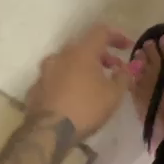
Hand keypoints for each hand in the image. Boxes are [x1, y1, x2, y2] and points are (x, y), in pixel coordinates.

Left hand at [24, 23, 140, 139]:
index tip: (127, 47)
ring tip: (94, 84)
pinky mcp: (36, 87)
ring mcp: (45, 70)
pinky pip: (56, 77)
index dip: (117, 36)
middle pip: (84, 47)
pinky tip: (74, 96)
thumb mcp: (114, 94)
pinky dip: (68, 81)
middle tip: (114, 69)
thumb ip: (124, 77)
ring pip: (68, 62)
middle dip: (101, 55)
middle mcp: (61, 55)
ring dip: (83, 68)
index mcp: (82, 51)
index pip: (101, 32)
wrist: (48, 131)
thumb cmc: (86, 108)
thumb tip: (127, 68)